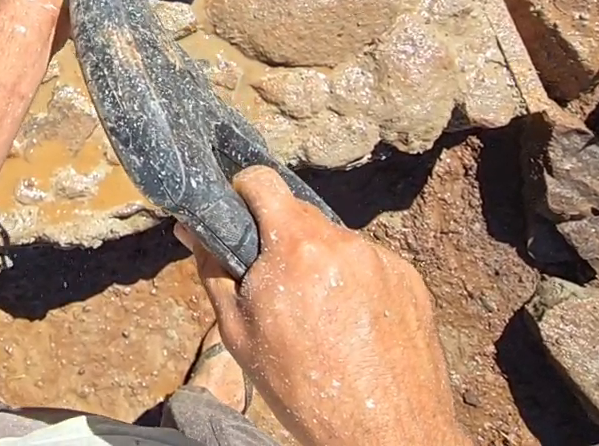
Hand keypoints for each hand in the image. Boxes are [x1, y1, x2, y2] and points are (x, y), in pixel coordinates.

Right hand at [178, 167, 469, 445]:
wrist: (389, 440)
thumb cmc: (303, 389)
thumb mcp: (237, 330)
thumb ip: (211, 269)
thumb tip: (189, 229)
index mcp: (295, 245)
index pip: (261, 179)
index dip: (242, 190)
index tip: (237, 217)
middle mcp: (341, 240)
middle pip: (297, 212)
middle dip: (279, 236)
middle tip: (273, 282)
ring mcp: (380, 259)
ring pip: (332, 240)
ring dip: (317, 260)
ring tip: (318, 313)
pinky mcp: (409, 280)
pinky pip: (366, 262)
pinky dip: (352, 280)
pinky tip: (351, 323)